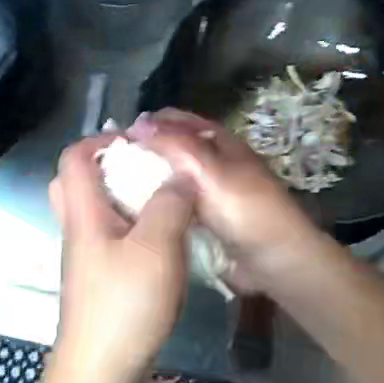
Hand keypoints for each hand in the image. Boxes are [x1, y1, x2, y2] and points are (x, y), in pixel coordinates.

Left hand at [48, 134, 195, 382]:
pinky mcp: (98, 279)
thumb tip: (179, 175)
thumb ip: (169, 204)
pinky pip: (109, 236)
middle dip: (111, 166)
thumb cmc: (125, 305)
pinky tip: (164, 240)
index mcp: (83, 213)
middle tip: (148, 169)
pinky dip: (132, 226)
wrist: (100, 371)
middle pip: (77, 181)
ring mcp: (85, 257)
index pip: (74, 157)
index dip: (101, 139)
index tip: (139, 142)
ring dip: (125, 197)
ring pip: (96, 210)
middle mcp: (77, 229)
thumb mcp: (157, 247)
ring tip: (164, 200)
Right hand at [127, 109, 339, 298]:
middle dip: (142, 153)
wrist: (276, 261)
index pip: (175, 121)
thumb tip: (138, 125)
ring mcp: (205, 192)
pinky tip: (130, 214)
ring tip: (110, 189)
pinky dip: (154, 206)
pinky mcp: (201, 219)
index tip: (116, 137)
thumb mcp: (210, 171)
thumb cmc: (246, 210)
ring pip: (168, 178)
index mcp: (218, 142)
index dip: (147, 124)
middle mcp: (210, 162)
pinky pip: (171, 206)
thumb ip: (175, 145)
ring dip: (145, 181)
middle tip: (107, 166)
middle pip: (169, 149)